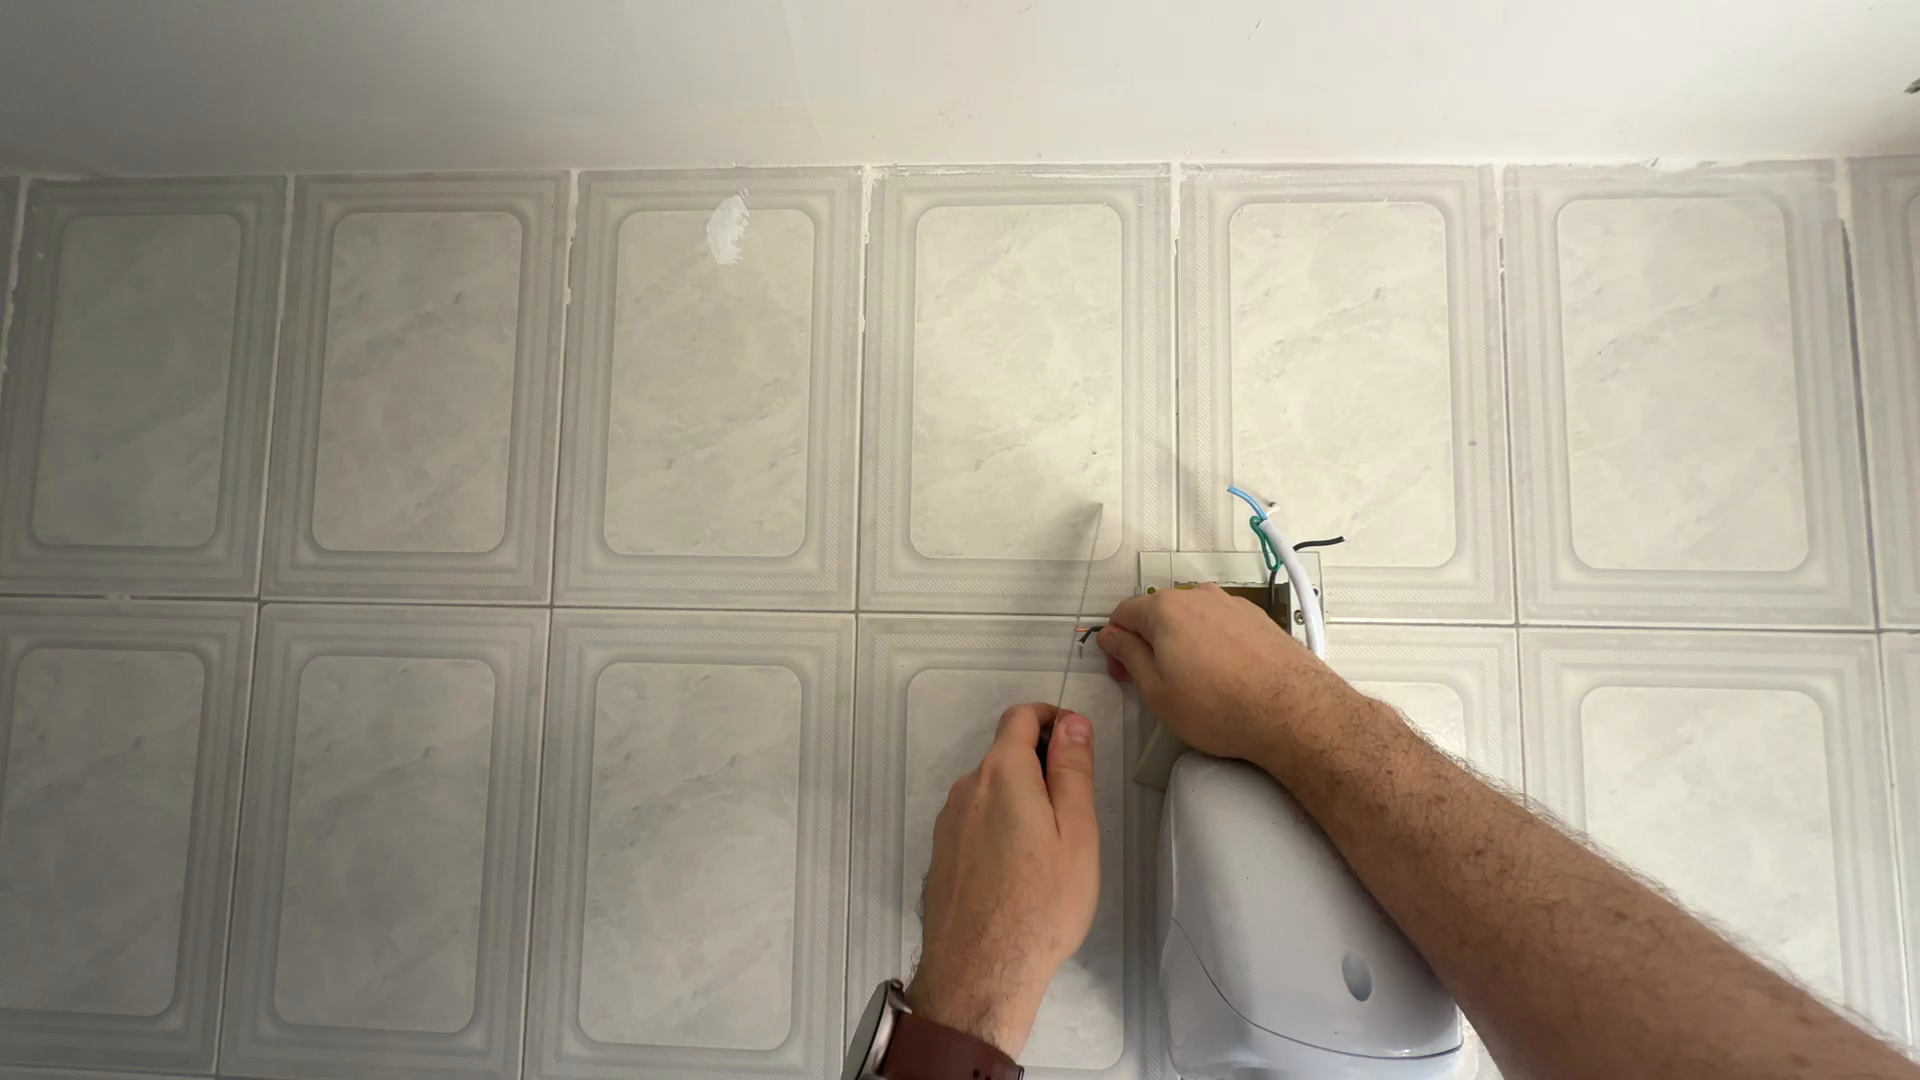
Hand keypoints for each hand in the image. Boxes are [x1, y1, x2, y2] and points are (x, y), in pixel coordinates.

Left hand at [908, 703, 1101, 1057]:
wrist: (978, 974)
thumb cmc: (1039, 905)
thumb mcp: (1075, 833)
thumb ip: (1072, 770)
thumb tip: (1071, 722)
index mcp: (1001, 773)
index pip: (1020, 717)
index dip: (1051, 718)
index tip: (1075, 741)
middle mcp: (967, 787)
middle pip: (1005, 753)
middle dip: (1040, 764)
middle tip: (1073, 809)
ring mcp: (949, 820)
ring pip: (991, 788)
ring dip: (1020, 797)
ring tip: (1048, 848)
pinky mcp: (943, 851)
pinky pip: (976, 818)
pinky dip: (1000, 823)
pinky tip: (1017, 868)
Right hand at [1096, 584, 1387, 767]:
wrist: (1294, 714)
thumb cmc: (1222, 706)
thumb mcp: (1156, 690)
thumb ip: (1128, 655)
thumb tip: (1112, 636)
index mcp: (1165, 608)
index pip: (1124, 613)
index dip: (1115, 643)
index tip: (1121, 669)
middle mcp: (1199, 597)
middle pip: (1158, 613)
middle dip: (1148, 642)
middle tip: (1152, 680)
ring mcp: (1233, 606)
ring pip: (1192, 619)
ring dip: (1182, 643)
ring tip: (1193, 683)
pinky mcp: (1259, 620)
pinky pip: (1222, 627)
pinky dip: (1213, 645)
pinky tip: (1222, 677)